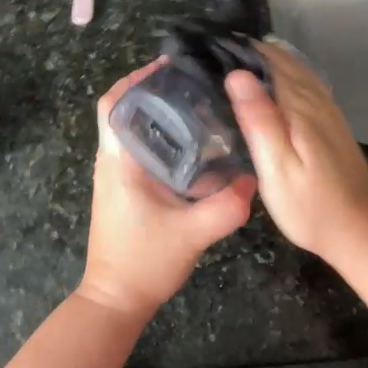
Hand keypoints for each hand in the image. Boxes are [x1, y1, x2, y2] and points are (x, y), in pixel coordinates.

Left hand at [79, 59, 255, 317]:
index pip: (113, 103)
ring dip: (159, 114)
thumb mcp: (191, 234)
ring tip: (200, 104)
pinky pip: (141, 149)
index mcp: (119, 160)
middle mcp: (113, 160)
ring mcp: (117, 175)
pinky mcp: (126, 190)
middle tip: (195, 82)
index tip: (169, 66)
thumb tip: (255, 179)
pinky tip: (196, 144)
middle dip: (156, 91)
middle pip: (125, 109)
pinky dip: (163, 138)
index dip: (135, 79)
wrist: (116, 301)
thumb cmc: (143, 262)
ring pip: (134, 129)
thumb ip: (226, 206)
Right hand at [227, 42, 367, 261]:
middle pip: (285, 62)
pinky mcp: (332, 124)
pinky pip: (306, 85)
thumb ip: (259, 119)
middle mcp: (318, 100)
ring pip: (298, 71)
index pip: (270, 62)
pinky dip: (285, 76)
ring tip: (236, 60)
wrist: (361, 232)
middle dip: (253, 52)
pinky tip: (271, 85)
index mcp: (300, 107)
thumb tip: (238, 74)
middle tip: (215, 51)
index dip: (242, 50)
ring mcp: (329, 111)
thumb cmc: (311, 206)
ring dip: (270, 61)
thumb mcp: (277, 168)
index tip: (211, 45)